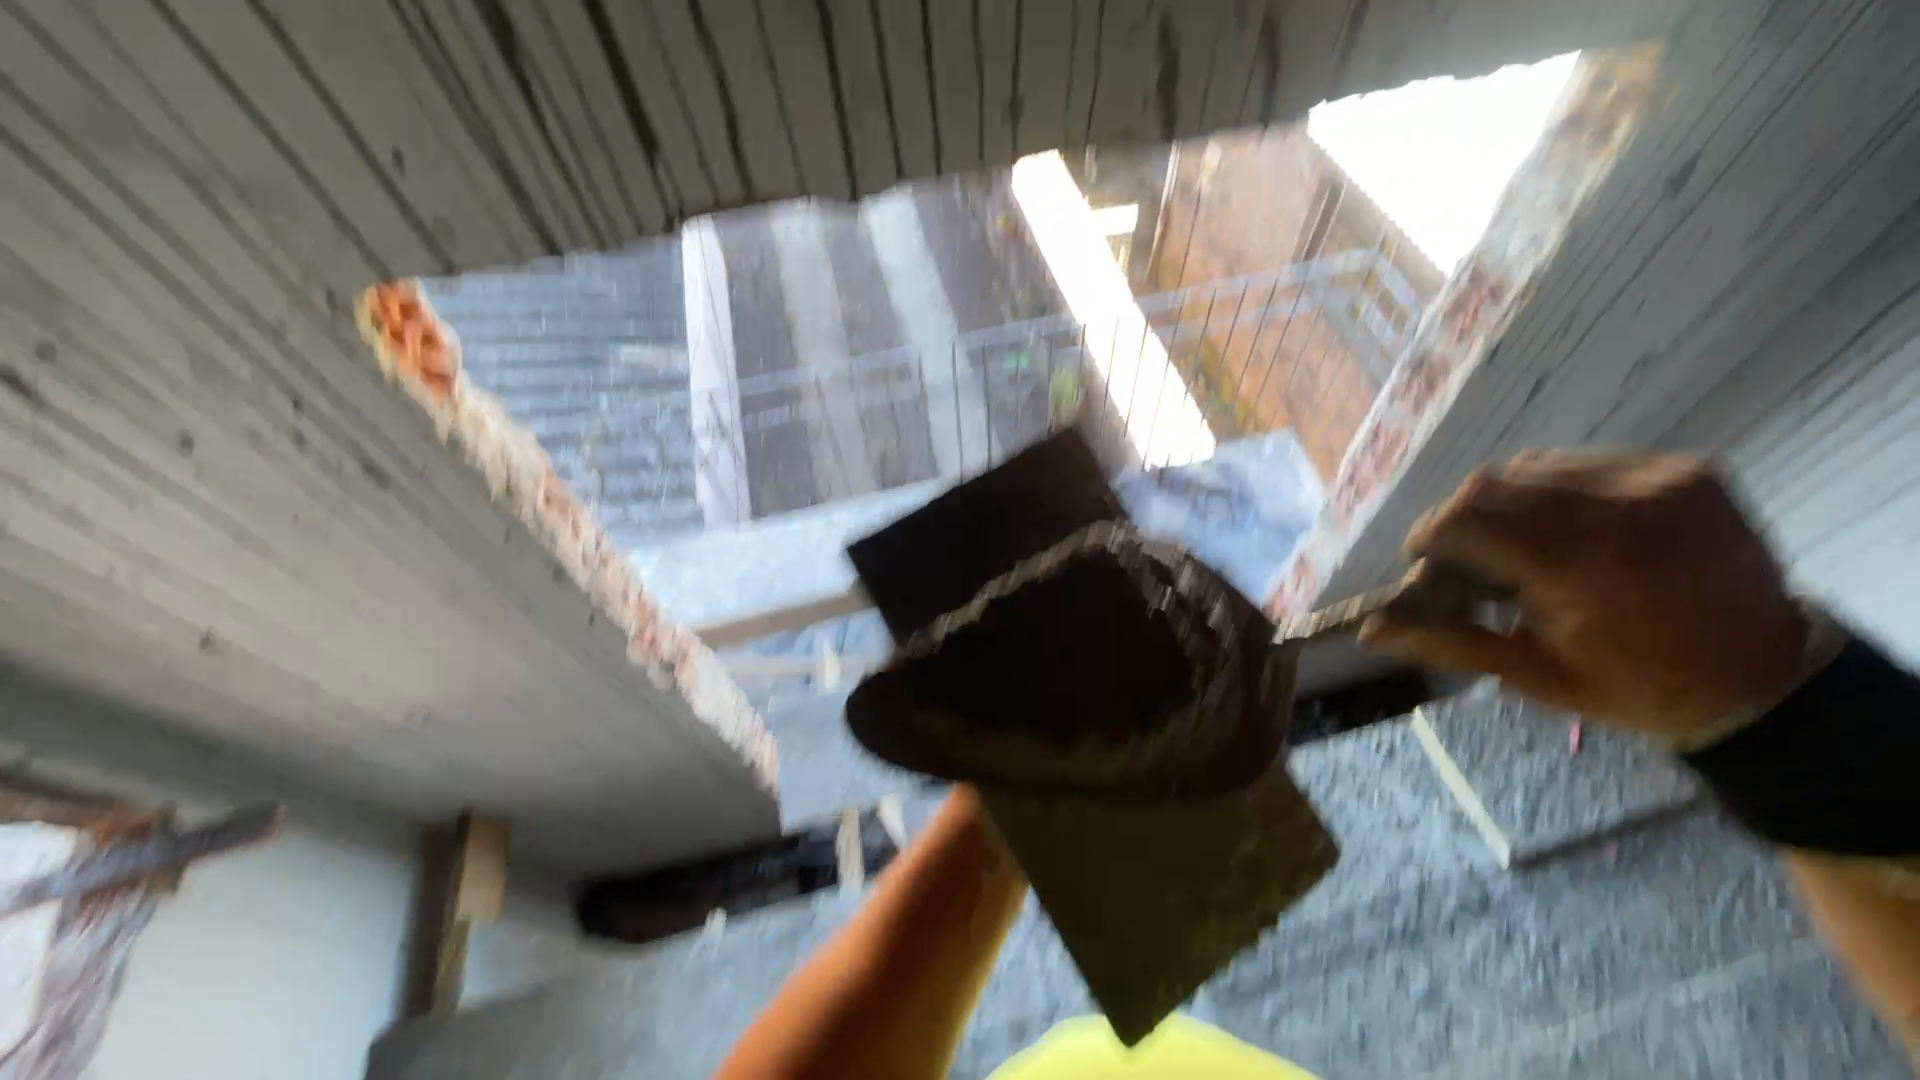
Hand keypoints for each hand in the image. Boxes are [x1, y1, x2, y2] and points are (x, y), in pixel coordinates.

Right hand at [1359, 449, 1807, 737]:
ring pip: (1535, 466)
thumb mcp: (1535, 675)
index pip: (1465, 519)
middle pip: (1492, 485)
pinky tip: (1570, 527)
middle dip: (1464, 520)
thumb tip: (1367, 632)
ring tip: (1522, 544)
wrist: (1767, 680)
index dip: (1429, 536)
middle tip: (1471, 559)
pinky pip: (1587, 462)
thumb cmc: (1636, 689)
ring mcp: (1662, 481)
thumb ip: (1449, 641)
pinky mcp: (1689, 470)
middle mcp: (1622, 508)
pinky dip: (1558, 490)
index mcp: (1581, 566)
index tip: (1424, 561)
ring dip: (1508, 501)